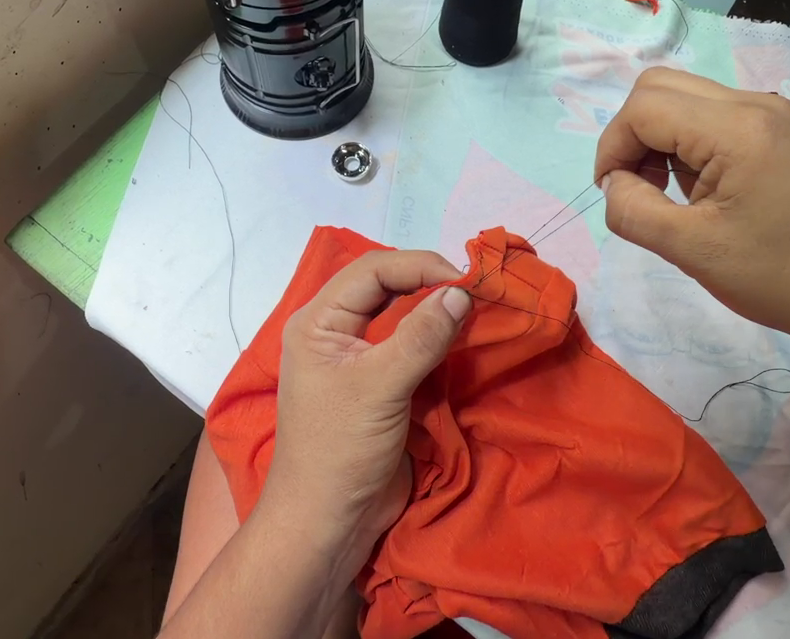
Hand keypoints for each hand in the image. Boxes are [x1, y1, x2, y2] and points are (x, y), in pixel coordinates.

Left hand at [260, 251, 472, 561]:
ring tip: (469, 305)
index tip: (464, 280)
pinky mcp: (376, 382)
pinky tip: (457, 334)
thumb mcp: (381, 388)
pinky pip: (407, 343)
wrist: (328, 524)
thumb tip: (461, 293)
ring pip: (396, 312)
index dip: (418, 266)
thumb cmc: (341, 450)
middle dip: (425, 279)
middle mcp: (334, 330)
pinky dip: (433, 335)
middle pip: (383, 285)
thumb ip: (421, 337)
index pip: (372, 271)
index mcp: (318, 321)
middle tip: (471, 289)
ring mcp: (355, 356)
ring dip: (431, 305)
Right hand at [593, 67, 789, 369]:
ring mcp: (776, 116)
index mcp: (737, 128)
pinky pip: (716, 118)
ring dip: (661, 140)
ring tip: (674, 197)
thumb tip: (613, 185)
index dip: (612, 147)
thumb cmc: (788, 280)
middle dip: (632, 135)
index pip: (643, 107)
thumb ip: (633, 210)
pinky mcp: (786, 134)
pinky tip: (707, 193)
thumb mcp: (695, 252)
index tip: (614, 195)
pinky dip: (691, 145)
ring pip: (687, 100)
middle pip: (660, 88)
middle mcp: (756, 104)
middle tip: (638, 188)